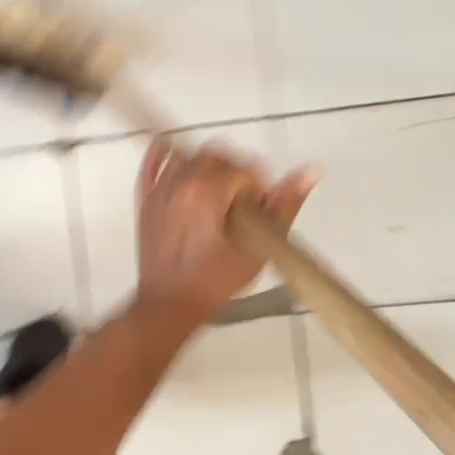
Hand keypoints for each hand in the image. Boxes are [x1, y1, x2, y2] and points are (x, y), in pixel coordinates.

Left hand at [133, 140, 316, 329]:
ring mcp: (158, 189)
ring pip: (186, 155)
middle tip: (240, 201)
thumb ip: (284, 205)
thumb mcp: (259, 247)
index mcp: (209, 191)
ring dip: (205, 165)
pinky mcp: (143, 199)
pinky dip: (163, 154)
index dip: (258, 187)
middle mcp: (180, 182)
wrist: (171, 300)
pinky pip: (150, 163)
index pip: (244, 168)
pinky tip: (177, 159)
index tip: (258, 208)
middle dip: (234, 172)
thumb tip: (310, 171)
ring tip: (216, 192)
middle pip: (215, 156)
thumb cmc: (216, 279)